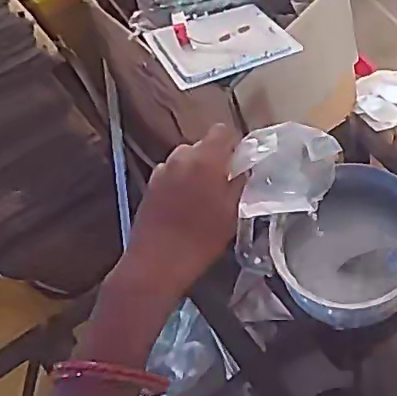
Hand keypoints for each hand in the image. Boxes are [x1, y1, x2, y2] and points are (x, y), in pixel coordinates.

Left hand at [117, 125, 247, 300]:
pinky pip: (173, 174)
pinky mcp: (151, 185)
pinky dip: (182, 182)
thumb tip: (246, 167)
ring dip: (198, 171)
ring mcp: (162, 170)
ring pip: (187, 160)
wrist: (156, 263)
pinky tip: (186, 206)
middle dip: (216, 159)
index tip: (242, 164)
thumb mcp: (232, 212)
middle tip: (227, 185)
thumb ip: (240, 183)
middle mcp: (180, 157)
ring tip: (206, 198)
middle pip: (203, 145)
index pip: (222, 131)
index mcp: (205, 159)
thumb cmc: (201, 239)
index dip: (235, 144)